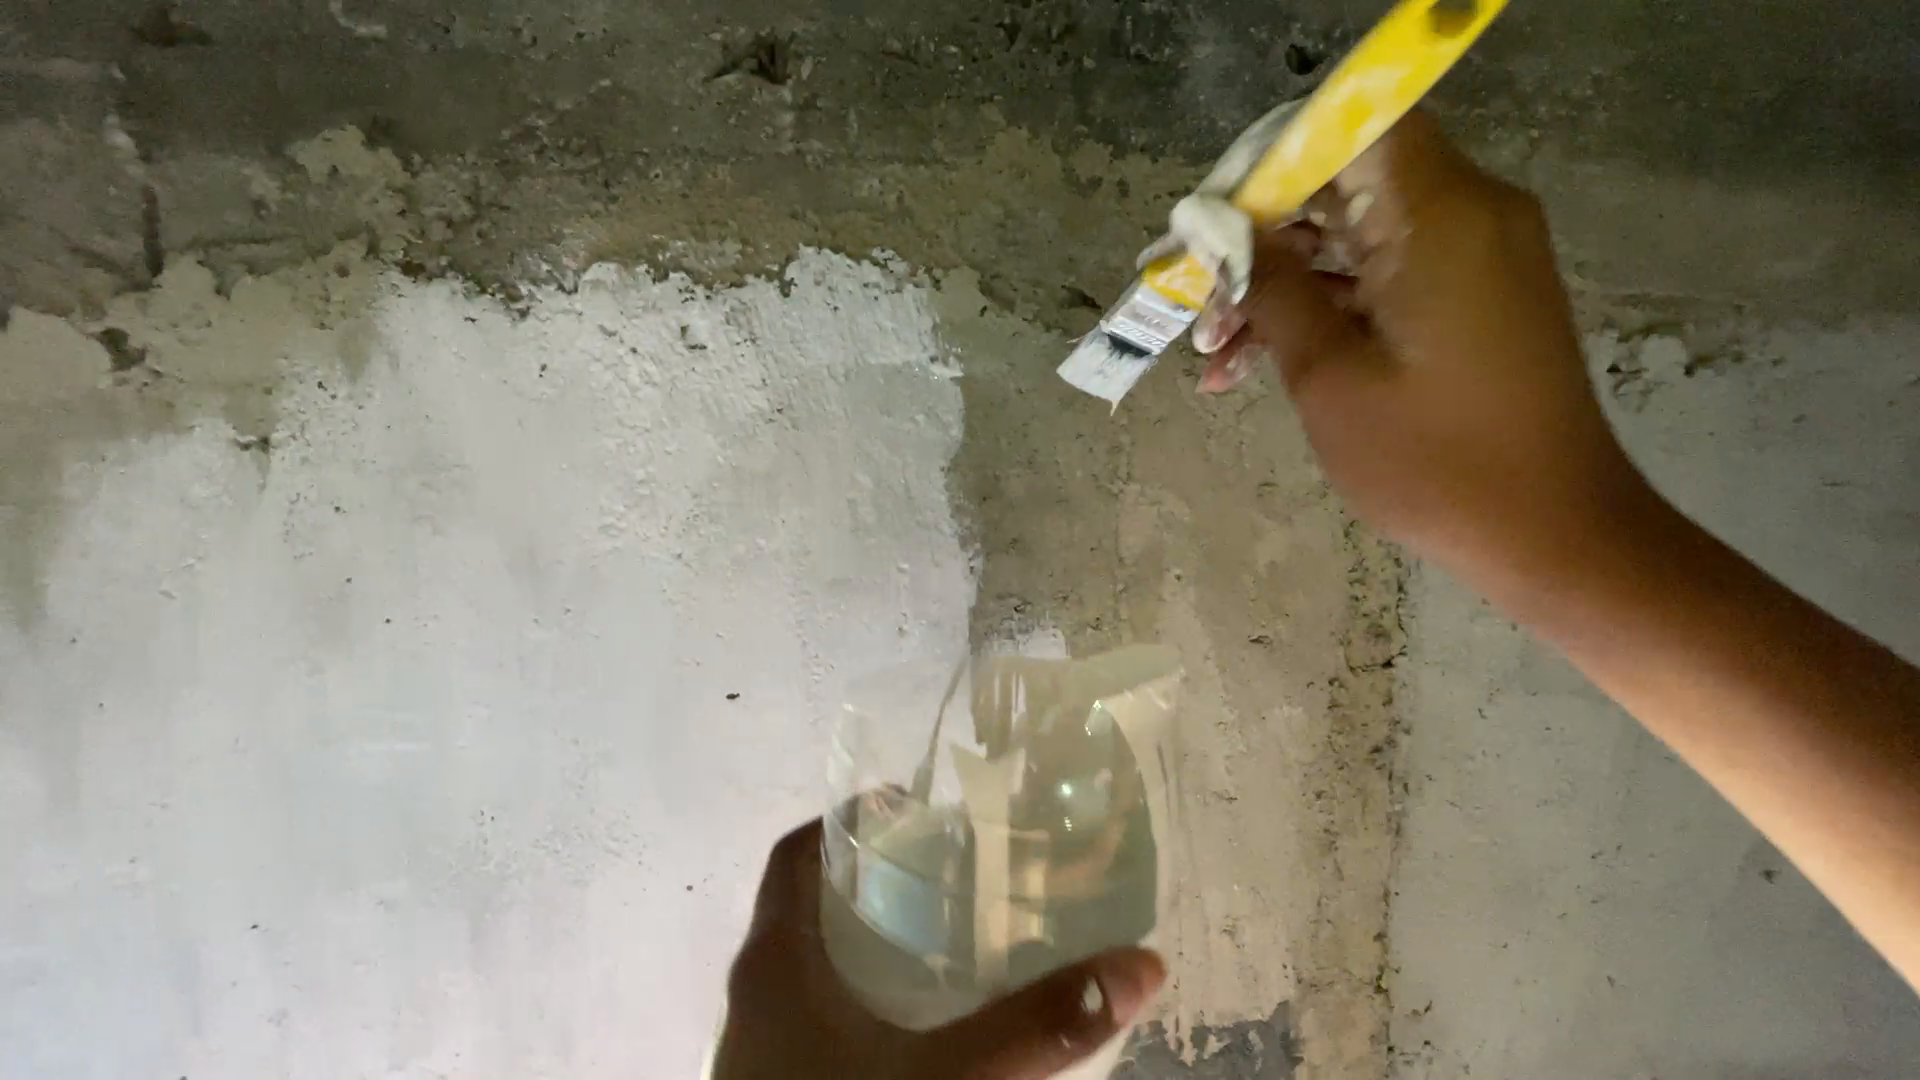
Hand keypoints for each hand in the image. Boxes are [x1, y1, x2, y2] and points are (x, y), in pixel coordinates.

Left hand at [711, 820, 1166, 1079]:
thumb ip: (1041, 1026)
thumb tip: (1139, 965)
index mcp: (773, 962)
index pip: (798, 853)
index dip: (849, 818)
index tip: (912, 805)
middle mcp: (754, 994)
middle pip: (809, 905)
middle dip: (875, 878)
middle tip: (950, 870)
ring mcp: (756, 1049)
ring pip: (810, 964)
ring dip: (867, 941)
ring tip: (944, 937)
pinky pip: (811, 1016)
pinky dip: (859, 999)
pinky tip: (915, 1028)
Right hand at [1195, 111, 1656, 590]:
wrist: (1548, 530)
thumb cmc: (1431, 460)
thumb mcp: (1328, 375)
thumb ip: (1271, 288)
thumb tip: (1219, 228)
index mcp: (1439, 215)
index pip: (1348, 129)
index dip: (1269, 162)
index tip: (1210, 225)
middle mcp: (1466, 211)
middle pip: (1341, 185)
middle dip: (1258, 240)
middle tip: (1196, 303)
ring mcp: (1471, 254)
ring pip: (1350, 238)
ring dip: (1279, 286)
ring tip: (1212, 354)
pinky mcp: (1468, 295)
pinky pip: (1379, 276)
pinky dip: (1321, 310)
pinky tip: (1254, 364)